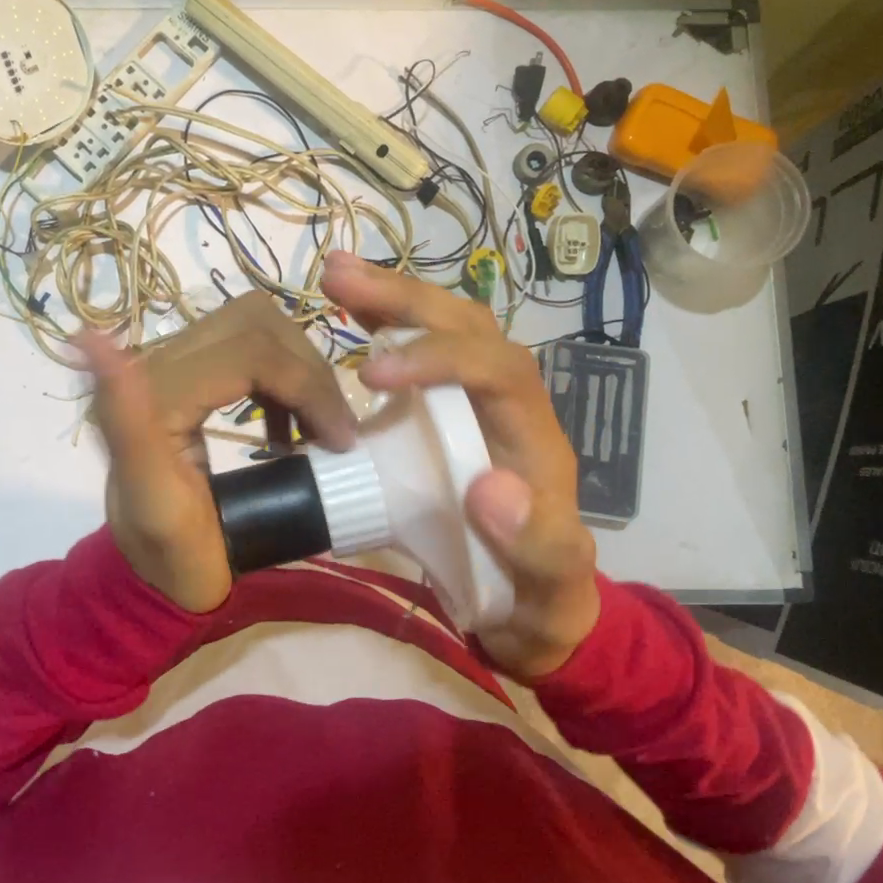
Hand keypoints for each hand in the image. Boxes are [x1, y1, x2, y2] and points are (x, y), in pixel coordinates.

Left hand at [81, 295, 357, 613]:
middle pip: (254, 323)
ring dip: (297, 371)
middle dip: (306, 370)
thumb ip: (128, 421)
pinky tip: (288, 431)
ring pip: (256, 327)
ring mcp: (174, 368)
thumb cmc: (170, 556)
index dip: (306, 386)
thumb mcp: (153, 504)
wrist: (157, 579)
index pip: (251, 352)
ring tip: (318, 429)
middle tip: (333, 429)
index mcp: (153, 391)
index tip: (342, 440)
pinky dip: (282, 381)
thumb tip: (90, 338)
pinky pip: (249, 350)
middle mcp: (157, 365)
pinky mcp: (189, 379)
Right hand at [320, 251, 598, 679]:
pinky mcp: (448, 414)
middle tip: (339, 277)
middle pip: (470, 328)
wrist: (534, 608)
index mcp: (533, 439)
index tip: (372, 374)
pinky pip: (423, 355)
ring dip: (393, 297)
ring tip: (335, 275)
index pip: (497, 369)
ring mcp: (478, 404)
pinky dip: (386, 325)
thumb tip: (490, 486)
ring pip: (447, 328)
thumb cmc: (538, 601)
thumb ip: (535, 547)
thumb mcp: (547, 592)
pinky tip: (348, 313)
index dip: (439, 358)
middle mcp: (509, 406)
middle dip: (407, 298)